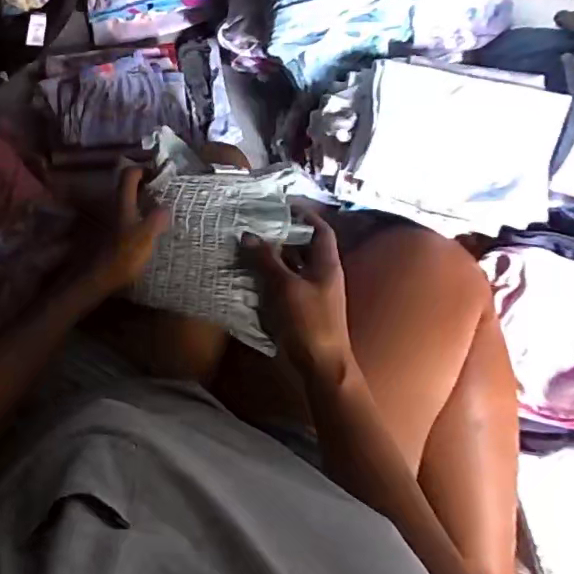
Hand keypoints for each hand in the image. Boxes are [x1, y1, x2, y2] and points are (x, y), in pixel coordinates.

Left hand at [77, 165, 171, 296]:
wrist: (102, 277)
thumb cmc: (124, 255)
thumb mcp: (145, 235)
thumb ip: (157, 218)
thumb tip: (166, 205)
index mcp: (123, 203)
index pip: (129, 174)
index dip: (143, 169)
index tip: (160, 175)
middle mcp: (116, 207)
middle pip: (128, 185)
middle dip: (146, 183)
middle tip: (165, 190)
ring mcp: (114, 219)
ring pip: (130, 200)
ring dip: (144, 199)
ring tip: (163, 206)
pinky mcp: (116, 232)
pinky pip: (131, 214)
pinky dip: (142, 213)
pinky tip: (154, 225)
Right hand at [241, 210, 352, 381]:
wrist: (322, 367)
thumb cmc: (309, 323)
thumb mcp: (286, 287)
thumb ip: (267, 260)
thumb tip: (248, 235)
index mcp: (327, 265)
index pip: (321, 231)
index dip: (305, 216)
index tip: (283, 206)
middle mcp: (321, 276)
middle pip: (303, 248)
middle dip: (281, 236)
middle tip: (255, 225)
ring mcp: (312, 294)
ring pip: (291, 268)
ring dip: (272, 258)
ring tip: (247, 247)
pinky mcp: (300, 311)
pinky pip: (284, 287)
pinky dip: (269, 279)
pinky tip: (249, 276)